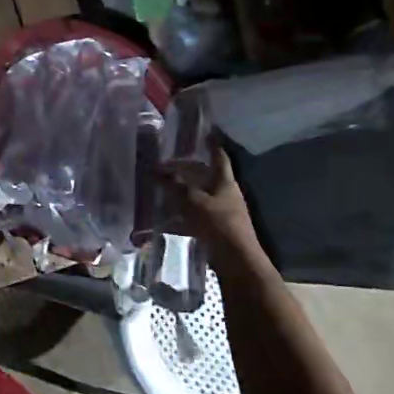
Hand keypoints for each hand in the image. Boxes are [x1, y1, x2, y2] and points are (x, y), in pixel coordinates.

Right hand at [167, 136, 256, 251]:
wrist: (236, 260)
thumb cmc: (218, 225)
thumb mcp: (192, 201)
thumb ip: (174, 185)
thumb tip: (156, 169)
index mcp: (225, 182)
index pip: (219, 157)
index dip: (212, 144)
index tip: (206, 132)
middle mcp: (225, 194)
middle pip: (205, 176)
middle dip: (187, 169)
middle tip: (167, 165)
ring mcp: (221, 212)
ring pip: (199, 195)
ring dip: (181, 191)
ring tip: (161, 189)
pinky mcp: (215, 228)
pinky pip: (195, 214)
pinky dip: (180, 213)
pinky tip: (165, 218)